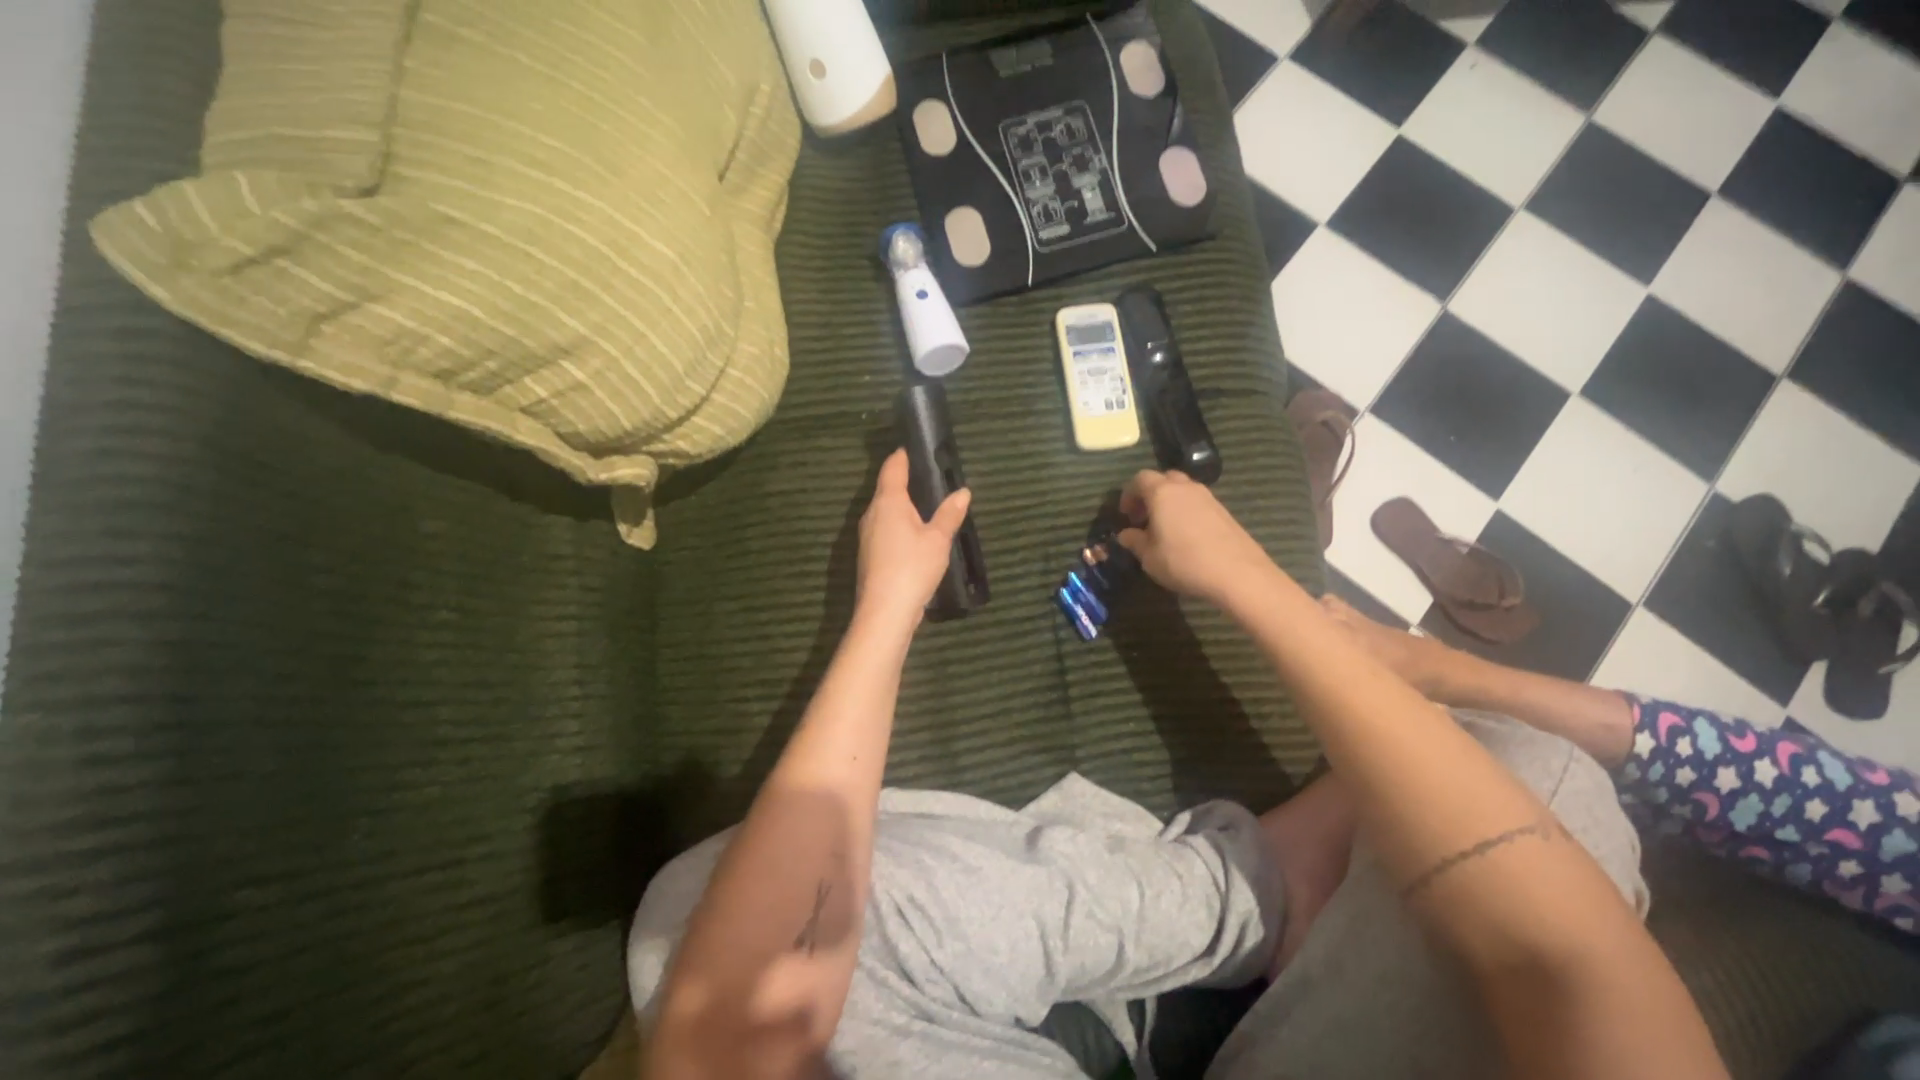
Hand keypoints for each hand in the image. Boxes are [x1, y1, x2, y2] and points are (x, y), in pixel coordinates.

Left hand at [856, 449, 971, 627]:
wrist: (885, 612)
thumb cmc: (912, 568)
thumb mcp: (938, 540)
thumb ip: (949, 514)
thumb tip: (963, 492)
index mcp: (888, 502)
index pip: (892, 467)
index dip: (903, 455)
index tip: (915, 447)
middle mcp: (872, 513)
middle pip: (887, 489)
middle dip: (905, 481)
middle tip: (930, 476)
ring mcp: (868, 535)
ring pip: (885, 511)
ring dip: (903, 506)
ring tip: (927, 504)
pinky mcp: (870, 555)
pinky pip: (886, 530)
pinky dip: (900, 525)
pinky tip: (916, 534)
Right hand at [1116, 470, 1272, 603]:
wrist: (1237, 573)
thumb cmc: (1184, 562)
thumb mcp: (1150, 557)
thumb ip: (1135, 541)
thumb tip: (1126, 534)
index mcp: (1162, 493)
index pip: (1140, 479)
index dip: (1129, 494)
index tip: (1126, 515)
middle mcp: (1186, 488)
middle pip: (1164, 479)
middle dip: (1150, 494)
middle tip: (1144, 518)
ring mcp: (1208, 498)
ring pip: (1183, 490)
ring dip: (1170, 503)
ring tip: (1165, 529)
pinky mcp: (1224, 511)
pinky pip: (1198, 503)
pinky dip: (1187, 511)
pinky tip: (1186, 536)